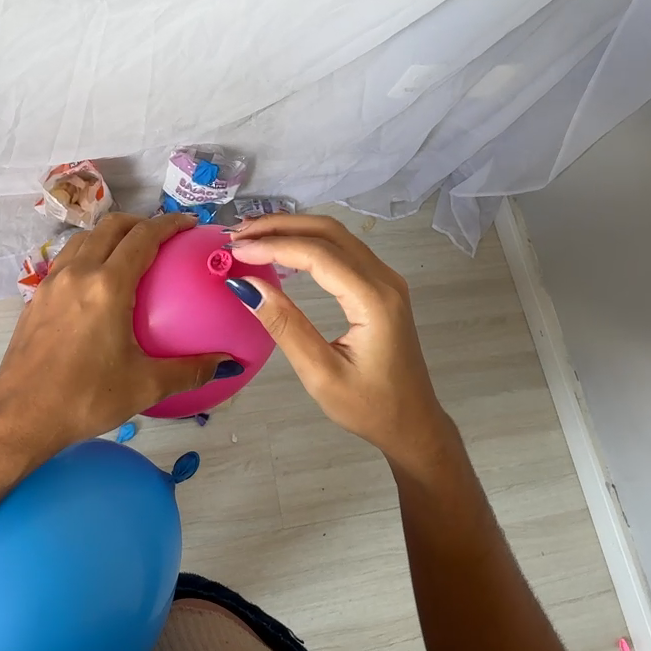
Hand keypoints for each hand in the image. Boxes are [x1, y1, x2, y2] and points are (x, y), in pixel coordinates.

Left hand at [0, 211, 239, 456]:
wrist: (19, 419)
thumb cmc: (84, 399)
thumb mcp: (144, 386)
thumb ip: (189, 370)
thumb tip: (225, 362)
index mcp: (108, 285)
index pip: (143, 236)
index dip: (169, 223)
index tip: (188, 223)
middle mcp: (79, 273)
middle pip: (112, 227)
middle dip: (140, 222)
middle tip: (163, 235)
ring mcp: (53, 283)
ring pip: (85, 238)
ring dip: (111, 234)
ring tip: (129, 249)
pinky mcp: (36, 298)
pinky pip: (67, 259)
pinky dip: (88, 253)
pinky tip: (97, 281)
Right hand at [225, 214, 452, 463]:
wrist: (413, 423)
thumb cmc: (369, 407)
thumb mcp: (321, 374)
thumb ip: (285, 326)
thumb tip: (246, 285)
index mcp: (374, 301)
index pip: (318, 255)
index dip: (274, 246)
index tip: (236, 250)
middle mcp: (384, 279)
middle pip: (328, 232)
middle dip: (280, 226)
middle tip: (238, 234)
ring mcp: (386, 279)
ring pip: (336, 235)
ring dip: (293, 230)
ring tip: (253, 236)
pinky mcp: (381, 285)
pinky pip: (342, 249)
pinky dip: (309, 241)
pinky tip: (283, 249)